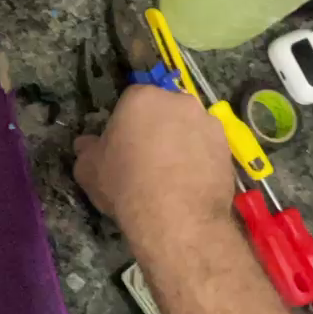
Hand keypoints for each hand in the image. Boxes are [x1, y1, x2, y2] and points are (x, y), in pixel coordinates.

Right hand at [74, 85, 236, 236]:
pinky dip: (199, 159)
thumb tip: (85, 145)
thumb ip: (87, 151)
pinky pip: (206, 147)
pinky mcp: (227, 146)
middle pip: (163, 110)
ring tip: (170, 175)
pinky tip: (188, 183)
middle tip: (145, 158)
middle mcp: (178, 101)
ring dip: (179, 142)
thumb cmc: (124, 184)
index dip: (125, 123)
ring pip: (188, 127)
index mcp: (141, 98)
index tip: (121, 144)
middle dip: (156, 127)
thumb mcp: (89, 170)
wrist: (175, 215)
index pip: (130, 100)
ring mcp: (208, 122)